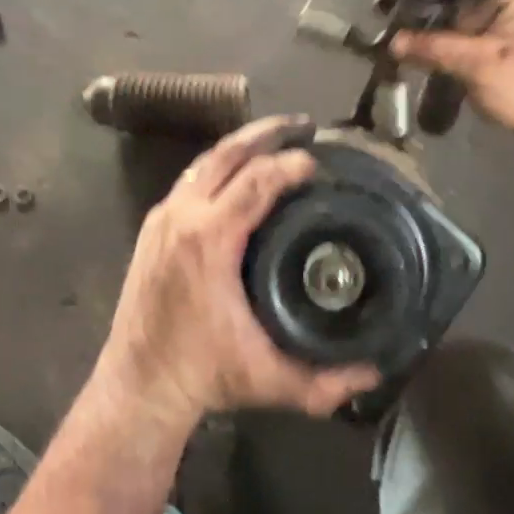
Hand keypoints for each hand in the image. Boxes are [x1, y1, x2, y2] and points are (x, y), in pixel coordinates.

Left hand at [97, 116, 381, 427]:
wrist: (139, 386)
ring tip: (278, 140)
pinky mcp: (152, 227)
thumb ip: (325, 384)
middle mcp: (182, 217)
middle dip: (267, 133)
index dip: (291, 164)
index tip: (320, 163)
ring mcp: (162, 218)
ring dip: (242, 145)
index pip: (256, 180)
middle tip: (305, 126)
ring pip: (205, 162)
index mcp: (209, 241)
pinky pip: (191, 180)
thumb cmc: (204, 376)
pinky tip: (241, 173)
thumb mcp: (269, 379)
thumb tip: (375, 373)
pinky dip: (220, 166)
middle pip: (226, 153)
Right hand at [392, 0, 513, 142]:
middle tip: (387, 19)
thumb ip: (433, 48)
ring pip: (458, 11)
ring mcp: (508, 14)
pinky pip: (465, 28)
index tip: (393, 0)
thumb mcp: (476, 65)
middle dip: (423, 6)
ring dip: (431, 24)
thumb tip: (392, 42)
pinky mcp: (502, 37)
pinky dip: (444, 37)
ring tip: (395, 33)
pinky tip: (416, 46)